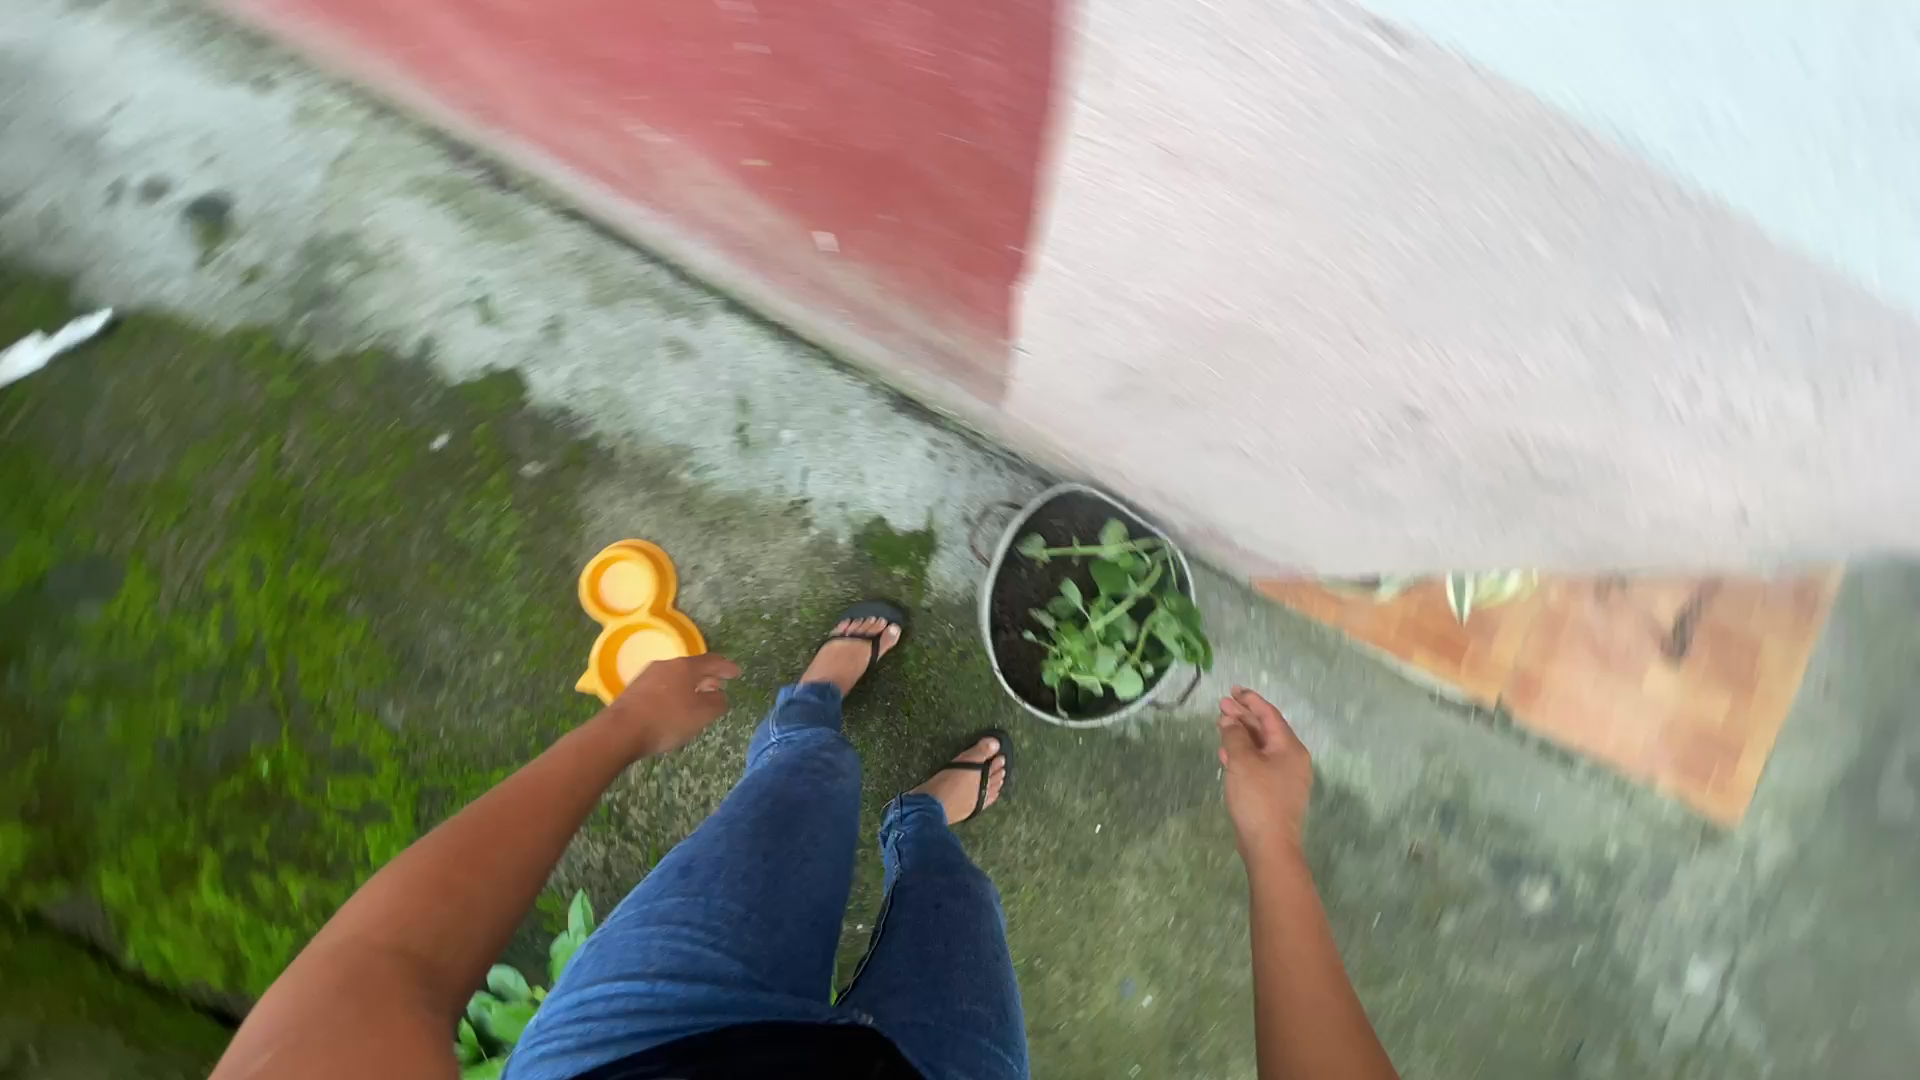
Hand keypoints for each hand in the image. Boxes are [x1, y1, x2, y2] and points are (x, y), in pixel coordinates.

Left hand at [600, 653, 741, 758]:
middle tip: (719, 685)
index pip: (712, 661)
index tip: (737, 673)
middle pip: (692, 668)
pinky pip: (663, 687)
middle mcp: (666, 665)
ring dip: (690, 685)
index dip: (726, 667)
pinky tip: (675, 706)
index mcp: (686, 667)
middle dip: (708, 677)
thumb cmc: (667, 720)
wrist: (619, 732)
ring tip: (698, 697)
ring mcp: (647, 677)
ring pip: (676, 677)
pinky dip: (675, 693)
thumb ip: (718, 703)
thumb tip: (720, 696)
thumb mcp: (702, 714)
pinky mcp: (634, 691)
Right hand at [1217, 686, 1312, 864]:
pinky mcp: (1276, 791)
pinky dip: (1243, 754)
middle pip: (1266, 729)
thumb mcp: (1242, 761)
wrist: (1270, 845)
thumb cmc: (1258, 797)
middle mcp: (1292, 759)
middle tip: (1221, 704)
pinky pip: (1259, 763)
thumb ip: (1234, 736)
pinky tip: (1226, 754)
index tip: (1233, 690)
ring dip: (1241, 734)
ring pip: (1261, 747)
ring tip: (1220, 725)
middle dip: (1243, 716)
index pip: (1270, 715)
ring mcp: (1285, 777)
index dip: (1250, 700)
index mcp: (1290, 747)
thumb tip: (1229, 721)